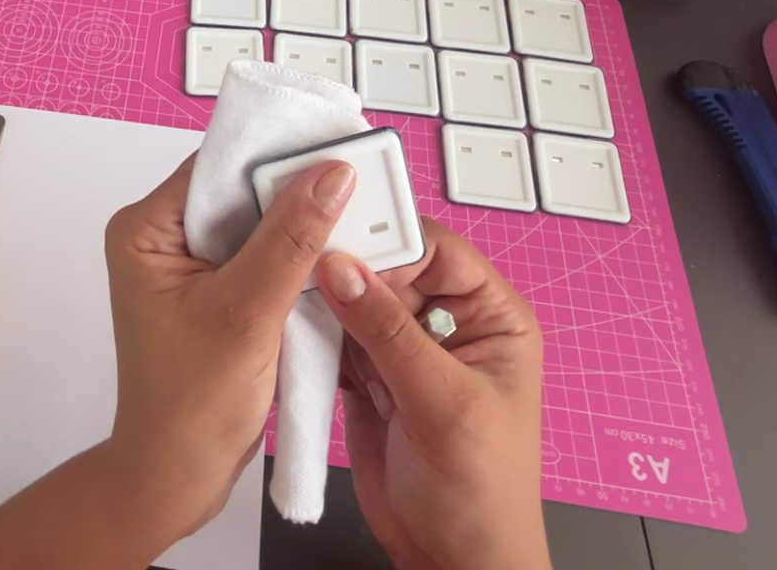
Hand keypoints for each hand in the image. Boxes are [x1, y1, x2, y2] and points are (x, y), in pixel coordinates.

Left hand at [101, 153, 355, 542]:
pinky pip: (257, 252)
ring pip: (252, 221)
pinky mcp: (213, 286)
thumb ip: (289, 241)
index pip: (214, 169)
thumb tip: (330, 177)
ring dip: (296, 225)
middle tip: (350, 183)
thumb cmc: (190, 405)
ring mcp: (187, 262)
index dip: (272, 159)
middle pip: (236, 192)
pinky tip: (327, 254)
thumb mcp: (245, 313)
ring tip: (349, 216)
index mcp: (145, 229)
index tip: (328, 151)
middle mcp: (161, 236)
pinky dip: (292, 254)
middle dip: (290, 192)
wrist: (177, 476)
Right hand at [319, 221, 549, 569]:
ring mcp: (401, 344)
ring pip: (354, 295)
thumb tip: (340, 268)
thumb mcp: (444, 406)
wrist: (447, 562)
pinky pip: (333, 330)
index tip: (341, 238)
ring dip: (323, 295)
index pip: (435, 249)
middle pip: (388, 267)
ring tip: (287, 285)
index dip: (390, 241)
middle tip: (301, 258)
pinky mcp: (366, 368)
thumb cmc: (482, 494)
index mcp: (488, 315)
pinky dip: (311, 328)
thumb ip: (389, 333)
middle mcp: (443, 320)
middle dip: (347, 265)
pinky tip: (290, 321)